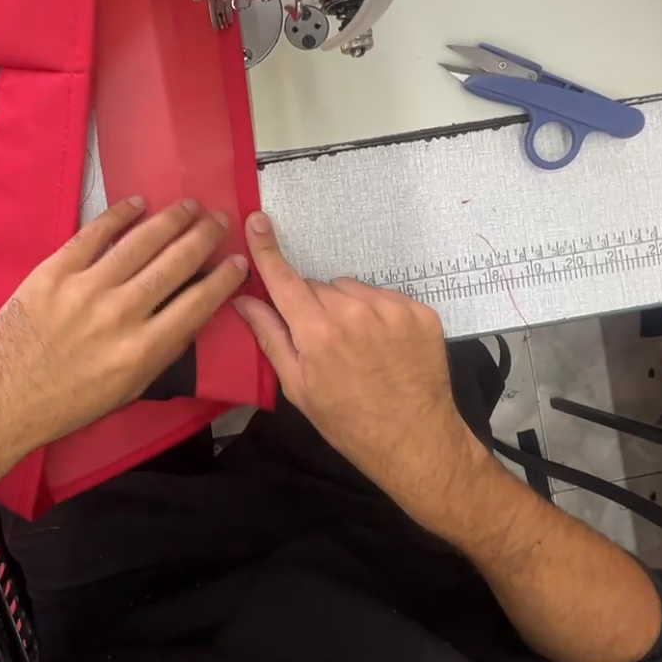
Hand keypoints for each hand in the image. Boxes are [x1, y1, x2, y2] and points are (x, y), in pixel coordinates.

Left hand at [0, 197, 247, 464]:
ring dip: (170, 220)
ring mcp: (85, 289)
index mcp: (143, 349)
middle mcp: (120, 314)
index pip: (198, 303)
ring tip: (189, 206)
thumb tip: (191, 312)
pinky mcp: (53, 272)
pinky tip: (137, 205)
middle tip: (219, 220)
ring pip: (140, 242)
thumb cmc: (70, 401)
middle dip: (203, 237)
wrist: (7, 398)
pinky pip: (93, 235)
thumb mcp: (131, 388)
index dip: (224, 278)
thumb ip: (163, 350)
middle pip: (175, 263)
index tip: (238, 261)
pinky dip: (118, 216)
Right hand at [233, 211, 485, 511]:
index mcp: (318, 332)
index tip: (257, 221)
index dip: (267, 250)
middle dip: (311, 306)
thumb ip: (269, 336)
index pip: (284, 279)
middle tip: (322, 343)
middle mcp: (354, 311)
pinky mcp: (419, 311)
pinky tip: (381, 344)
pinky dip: (376, 313)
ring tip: (356, 346)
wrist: (414, 439)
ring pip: (350, 289)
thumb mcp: (297, 386)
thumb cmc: (346, 420)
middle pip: (317, 287)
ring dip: (345, 308)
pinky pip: (383, 297)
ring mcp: (391, 309)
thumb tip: (242, 300)